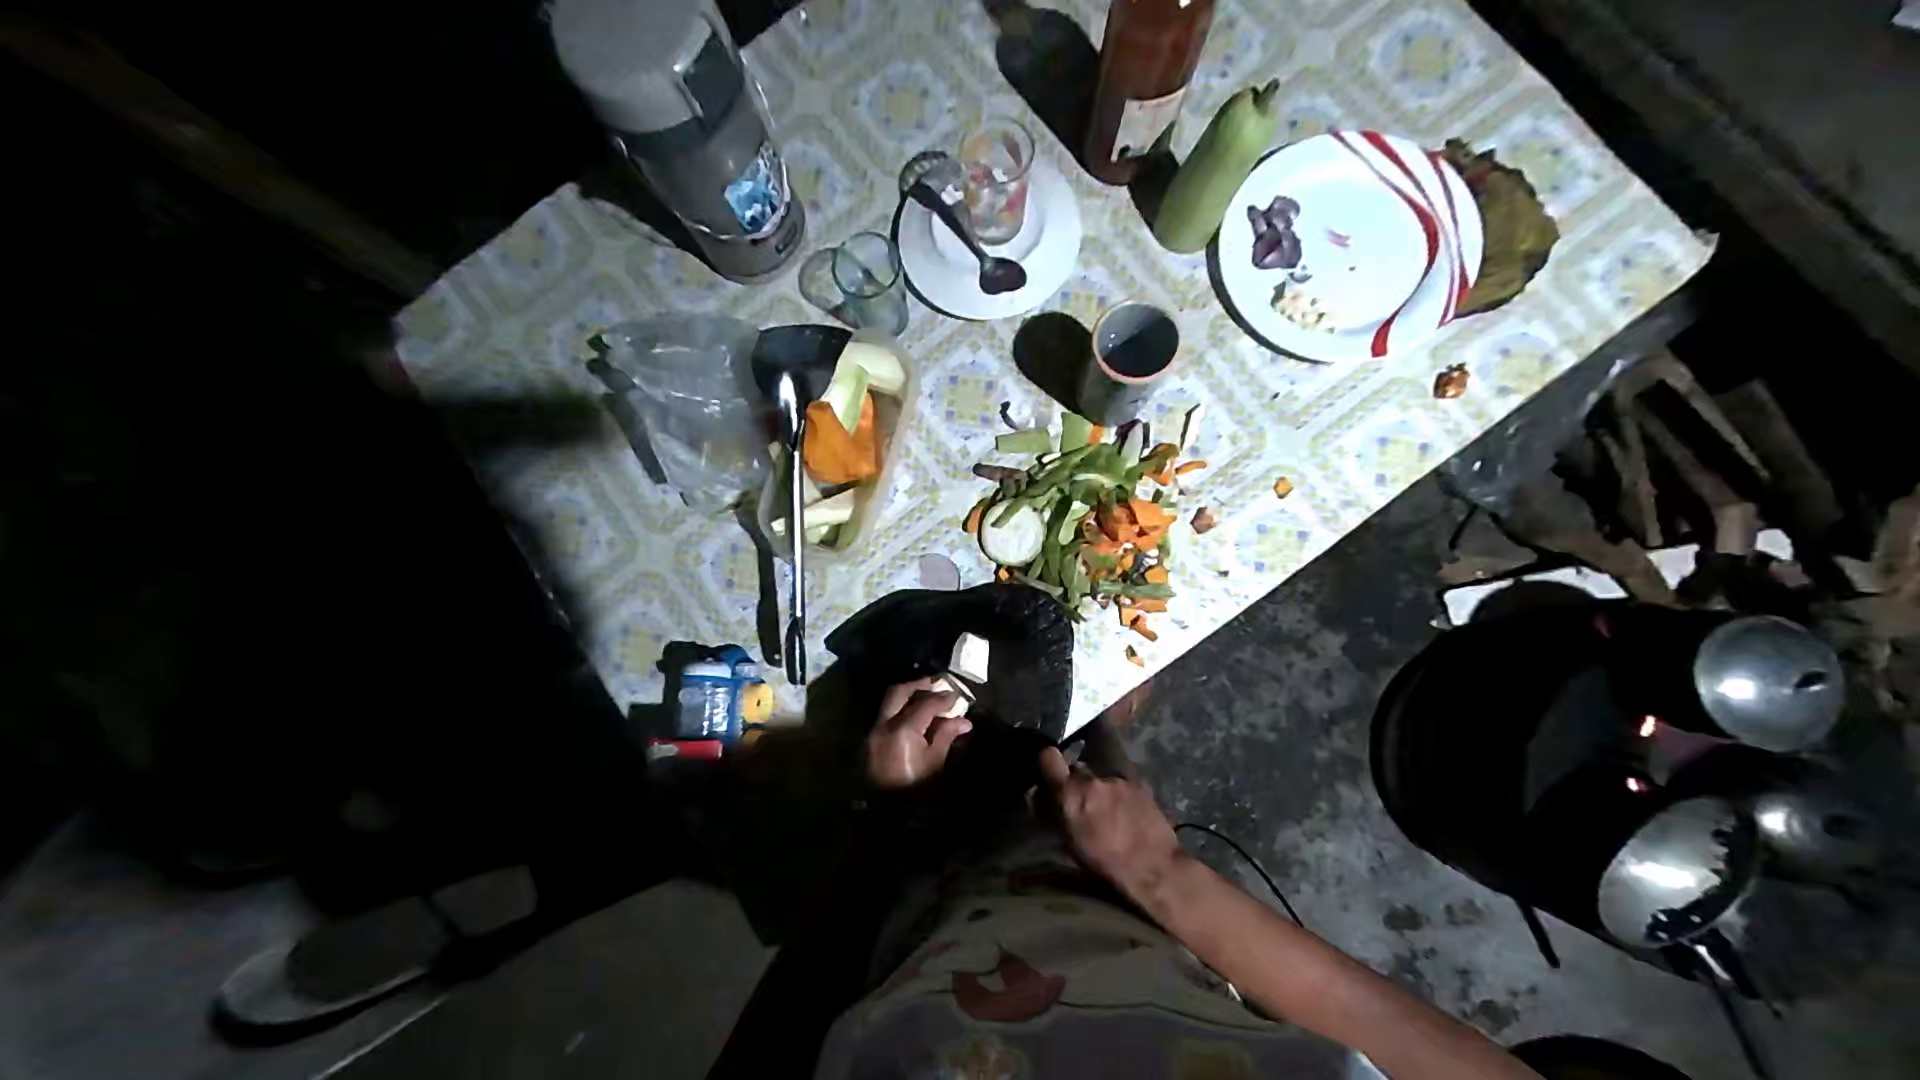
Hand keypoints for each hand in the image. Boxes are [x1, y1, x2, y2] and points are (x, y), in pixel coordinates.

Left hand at [866, 678, 971, 789]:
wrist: (889, 812)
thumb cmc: (917, 789)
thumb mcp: (936, 763)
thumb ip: (946, 735)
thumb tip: (963, 719)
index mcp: (903, 731)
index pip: (925, 704)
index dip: (943, 698)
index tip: (956, 696)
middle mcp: (884, 725)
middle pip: (899, 692)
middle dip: (920, 685)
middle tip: (937, 683)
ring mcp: (874, 732)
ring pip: (889, 702)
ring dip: (909, 695)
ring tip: (928, 697)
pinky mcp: (870, 739)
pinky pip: (886, 716)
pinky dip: (900, 709)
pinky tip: (915, 714)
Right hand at [1038, 747, 1184, 900]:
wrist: (1153, 869)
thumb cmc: (1105, 864)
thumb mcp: (1069, 842)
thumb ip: (1051, 813)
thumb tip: (1038, 794)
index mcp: (1071, 796)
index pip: (1048, 757)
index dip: (1047, 760)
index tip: (1048, 768)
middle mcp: (1092, 780)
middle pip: (1077, 766)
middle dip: (1076, 779)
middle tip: (1081, 799)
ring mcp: (1117, 779)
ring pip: (1100, 774)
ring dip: (1099, 786)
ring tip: (1108, 808)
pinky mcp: (1139, 782)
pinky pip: (1120, 780)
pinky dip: (1118, 791)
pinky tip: (1125, 810)